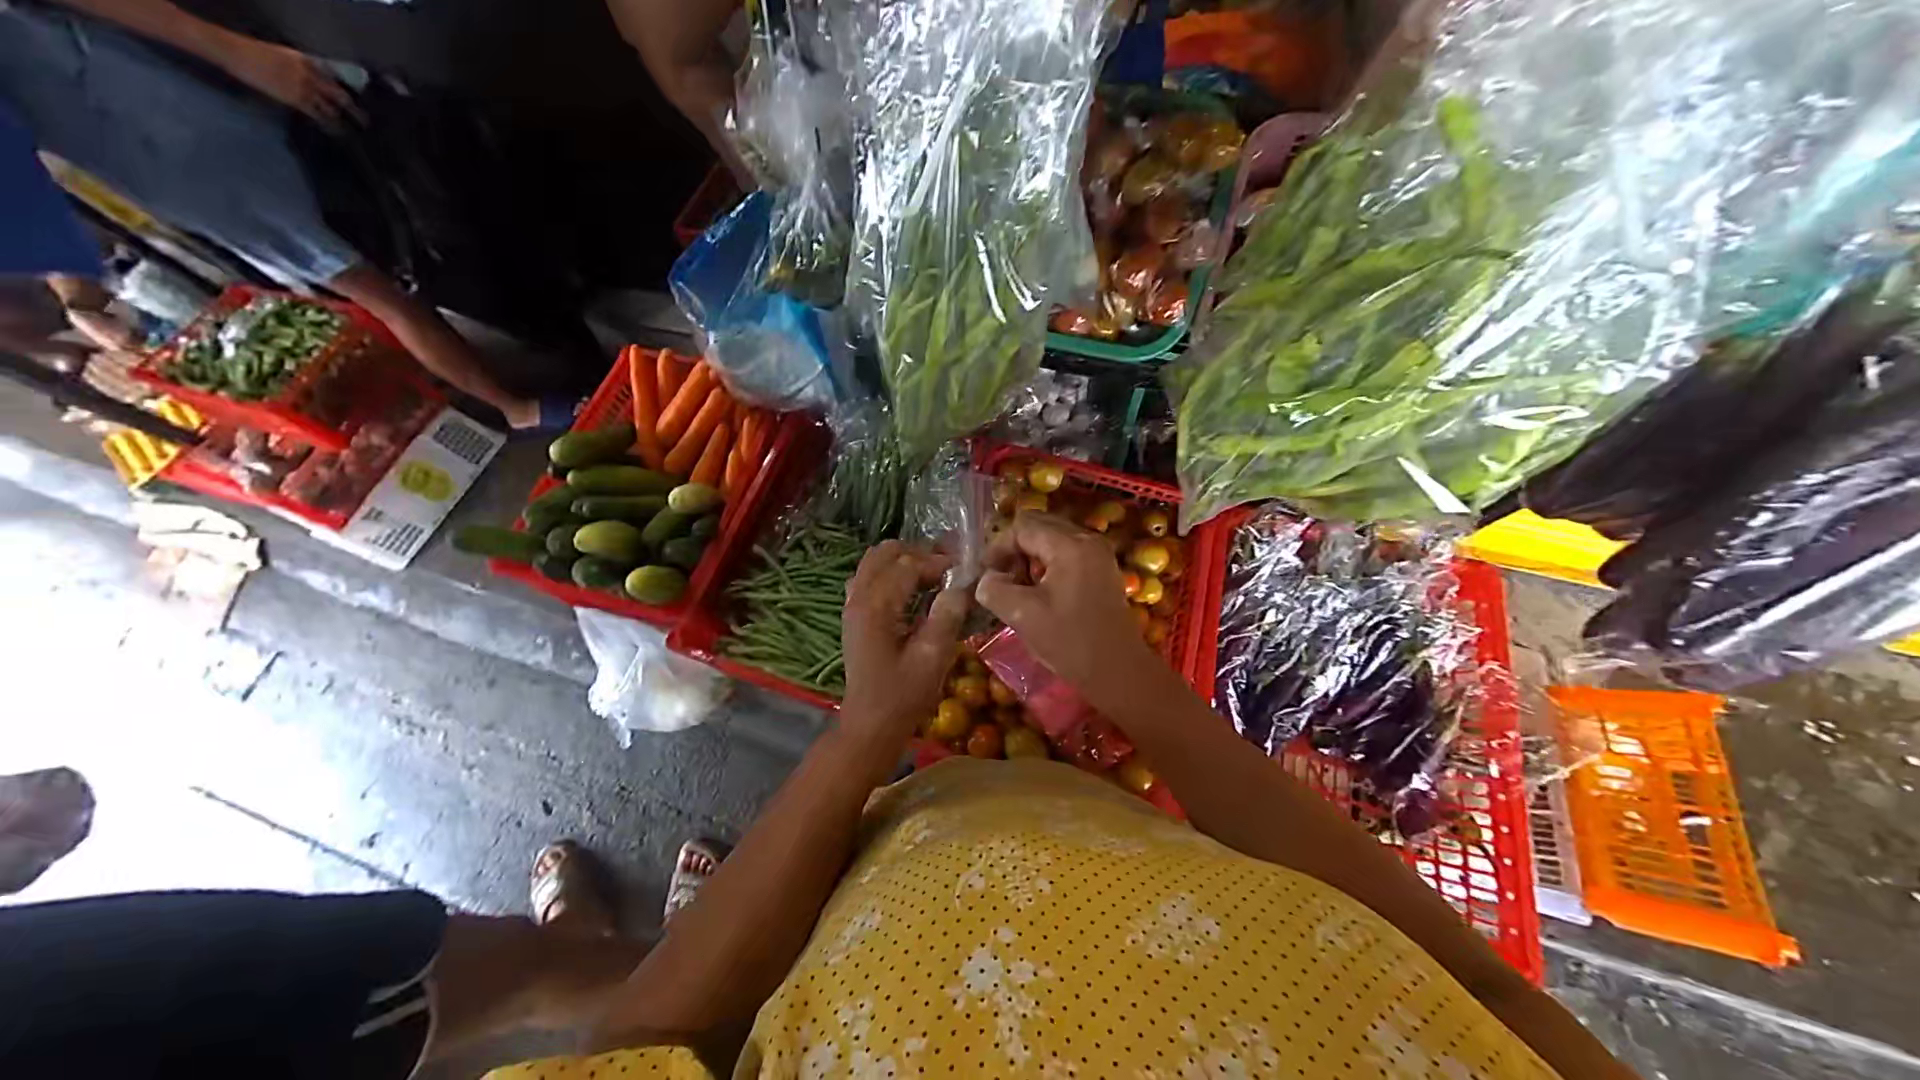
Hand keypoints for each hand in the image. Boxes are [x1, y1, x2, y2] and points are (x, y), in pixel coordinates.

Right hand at [221, 41, 362, 126]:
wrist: (233, 50)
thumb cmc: (252, 52)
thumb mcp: (283, 55)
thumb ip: (301, 68)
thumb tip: (312, 82)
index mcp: (307, 61)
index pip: (335, 77)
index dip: (349, 91)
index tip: (360, 101)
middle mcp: (311, 74)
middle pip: (340, 95)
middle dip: (355, 110)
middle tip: (366, 122)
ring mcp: (305, 87)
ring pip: (332, 107)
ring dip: (344, 120)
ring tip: (356, 132)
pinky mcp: (296, 98)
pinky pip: (318, 114)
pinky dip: (329, 124)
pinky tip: (337, 132)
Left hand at [840, 542, 969, 736]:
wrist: (870, 726)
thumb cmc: (902, 696)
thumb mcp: (932, 658)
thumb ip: (946, 616)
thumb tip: (961, 585)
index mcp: (875, 606)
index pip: (908, 565)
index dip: (938, 563)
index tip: (964, 573)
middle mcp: (858, 598)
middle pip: (886, 553)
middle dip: (919, 554)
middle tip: (948, 569)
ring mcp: (852, 606)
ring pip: (875, 563)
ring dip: (904, 562)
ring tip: (934, 576)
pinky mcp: (854, 617)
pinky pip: (869, 579)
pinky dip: (891, 575)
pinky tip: (913, 592)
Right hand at [975, 511, 1153, 689]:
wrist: (1118, 672)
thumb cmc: (1070, 642)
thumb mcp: (1023, 615)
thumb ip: (995, 589)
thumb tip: (987, 578)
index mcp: (1070, 545)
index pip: (1022, 527)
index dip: (997, 547)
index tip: (985, 575)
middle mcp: (1088, 540)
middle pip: (1039, 526)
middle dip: (1014, 549)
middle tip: (1000, 579)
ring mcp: (1098, 554)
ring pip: (1052, 539)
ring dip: (1030, 557)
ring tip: (1019, 587)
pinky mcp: (1102, 570)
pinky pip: (1066, 553)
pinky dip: (1047, 565)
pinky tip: (1040, 593)